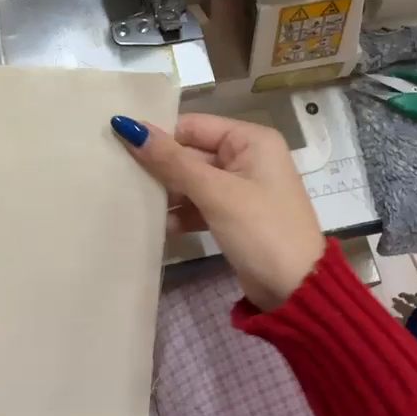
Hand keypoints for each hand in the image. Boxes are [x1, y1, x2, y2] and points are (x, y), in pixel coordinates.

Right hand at [112, 113, 324, 309]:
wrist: (297, 289)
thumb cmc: (260, 229)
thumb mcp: (215, 192)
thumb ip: (172, 161)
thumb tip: (128, 126)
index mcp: (251, 140)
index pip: (194, 126)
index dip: (160, 135)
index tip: (120, 146)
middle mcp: (248, 157)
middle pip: (192, 152)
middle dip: (161, 166)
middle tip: (119, 174)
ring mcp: (242, 188)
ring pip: (194, 180)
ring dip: (168, 192)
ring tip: (132, 200)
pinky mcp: (235, 215)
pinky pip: (201, 203)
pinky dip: (182, 212)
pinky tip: (158, 225)